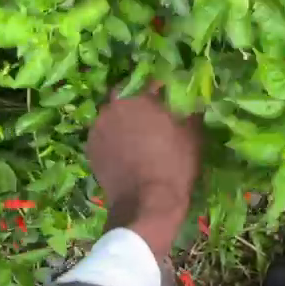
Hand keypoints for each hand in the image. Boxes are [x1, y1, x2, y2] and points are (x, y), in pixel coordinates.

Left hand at [86, 91, 201, 251]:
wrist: (147, 203)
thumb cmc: (174, 165)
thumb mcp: (192, 134)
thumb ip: (190, 110)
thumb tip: (193, 99)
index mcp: (139, 97)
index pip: (152, 82)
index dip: (162, 89)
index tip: (169, 98)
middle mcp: (114, 106)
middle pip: (126, 96)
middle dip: (137, 102)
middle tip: (151, 117)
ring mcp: (98, 127)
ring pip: (112, 115)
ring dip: (122, 119)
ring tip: (137, 136)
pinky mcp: (90, 147)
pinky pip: (103, 135)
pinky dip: (112, 138)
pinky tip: (124, 151)